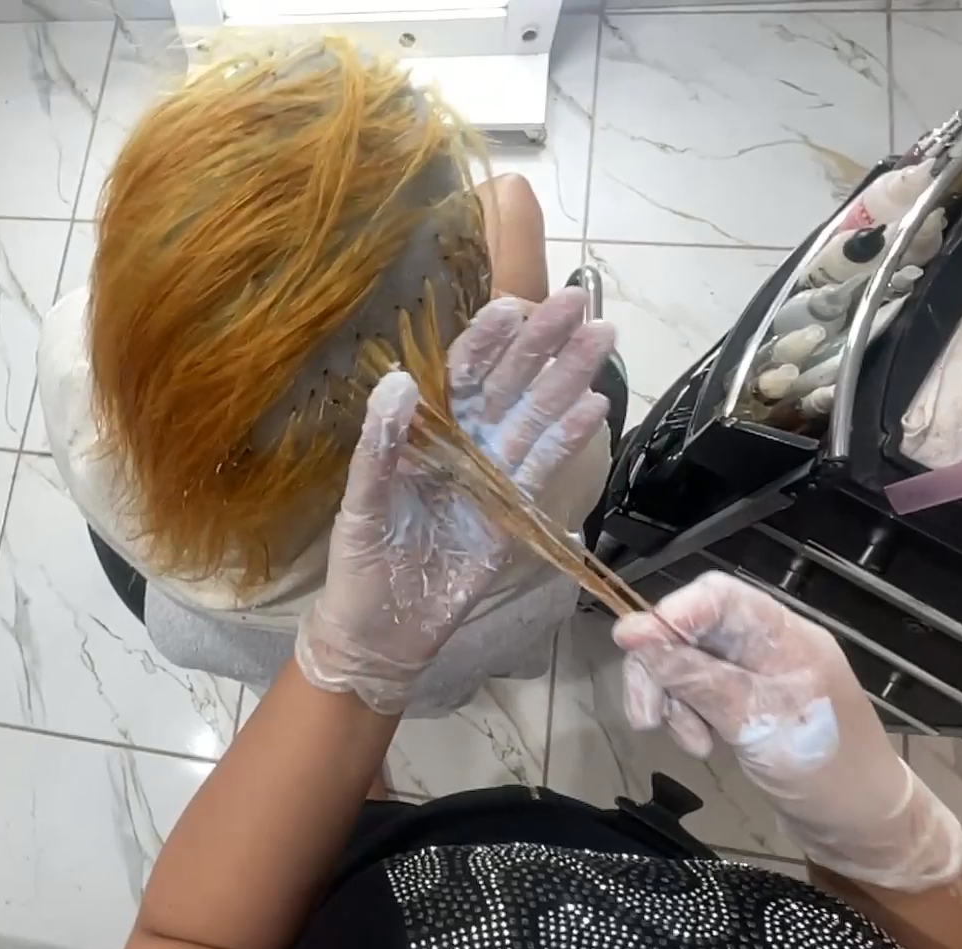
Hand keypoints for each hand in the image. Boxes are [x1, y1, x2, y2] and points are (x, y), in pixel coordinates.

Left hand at [295, 287, 613, 714]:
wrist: (381, 631)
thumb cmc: (361, 563)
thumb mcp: (362, 502)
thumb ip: (379, 444)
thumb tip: (399, 379)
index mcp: (418, 438)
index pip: (454, 379)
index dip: (483, 343)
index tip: (512, 307)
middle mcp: (458, 449)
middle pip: (502, 388)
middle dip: (537, 347)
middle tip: (576, 303)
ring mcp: (488, 479)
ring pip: (531, 420)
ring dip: (564, 381)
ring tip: (599, 339)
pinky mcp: (510, 515)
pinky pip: (540, 470)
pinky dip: (566, 440)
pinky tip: (594, 407)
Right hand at [611, 571, 961, 891]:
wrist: (860, 830)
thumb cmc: (826, 772)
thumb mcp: (756, 723)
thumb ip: (694, 677)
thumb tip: (631, 635)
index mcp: (782, 636)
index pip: (716, 596)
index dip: (672, 612)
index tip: (633, 646)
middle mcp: (758, 645)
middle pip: (685, 630)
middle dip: (657, 670)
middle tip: (646, 718)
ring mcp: (744, 672)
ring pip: (675, 662)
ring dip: (667, 700)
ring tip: (690, 744)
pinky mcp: (732, 698)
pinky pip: (685, 690)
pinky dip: (679, 716)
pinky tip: (698, 745)